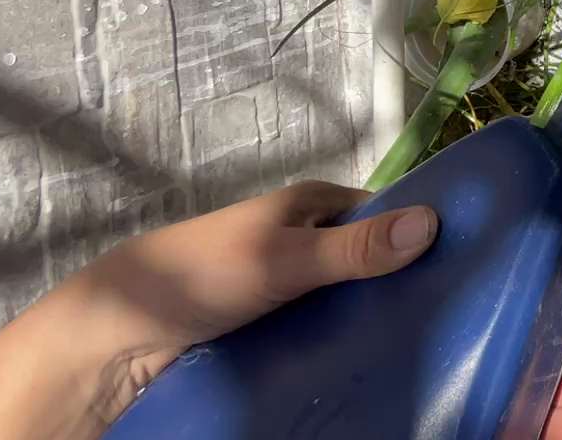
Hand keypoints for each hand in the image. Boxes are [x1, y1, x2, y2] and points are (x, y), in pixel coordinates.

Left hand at [80, 180, 437, 381]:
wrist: (106, 342)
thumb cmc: (203, 274)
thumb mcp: (287, 256)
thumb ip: (356, 247)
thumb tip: (434, 223)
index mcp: (313, 204)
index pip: (383, 212)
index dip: (415, 231)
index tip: (455, 260)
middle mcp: (303, 238)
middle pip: (367, 256)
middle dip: (394, 280)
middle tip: (436, 310)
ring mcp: (285, 283)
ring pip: (344, 295)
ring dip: (365, 315)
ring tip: (407, 339)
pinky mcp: (268, 324)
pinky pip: (318, 327)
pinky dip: (337, 340)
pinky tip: (359, 358)